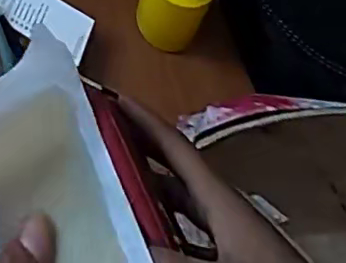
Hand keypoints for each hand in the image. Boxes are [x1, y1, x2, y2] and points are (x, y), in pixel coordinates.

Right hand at [118, 98, 305, 262]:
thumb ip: (180, 259)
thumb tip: (137, 243)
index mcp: (221, 197)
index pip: (176, 146)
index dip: (145, 121)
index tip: (116, 99)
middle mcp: (225, 205)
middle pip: (177, 169)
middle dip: (144, 150)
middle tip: (107, 135)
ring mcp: (233, 232)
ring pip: (185, 203)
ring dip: (155, 191)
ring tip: (119, 184)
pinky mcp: (238, 254)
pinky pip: (195, 230)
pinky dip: (171, 226)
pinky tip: (153, 238)